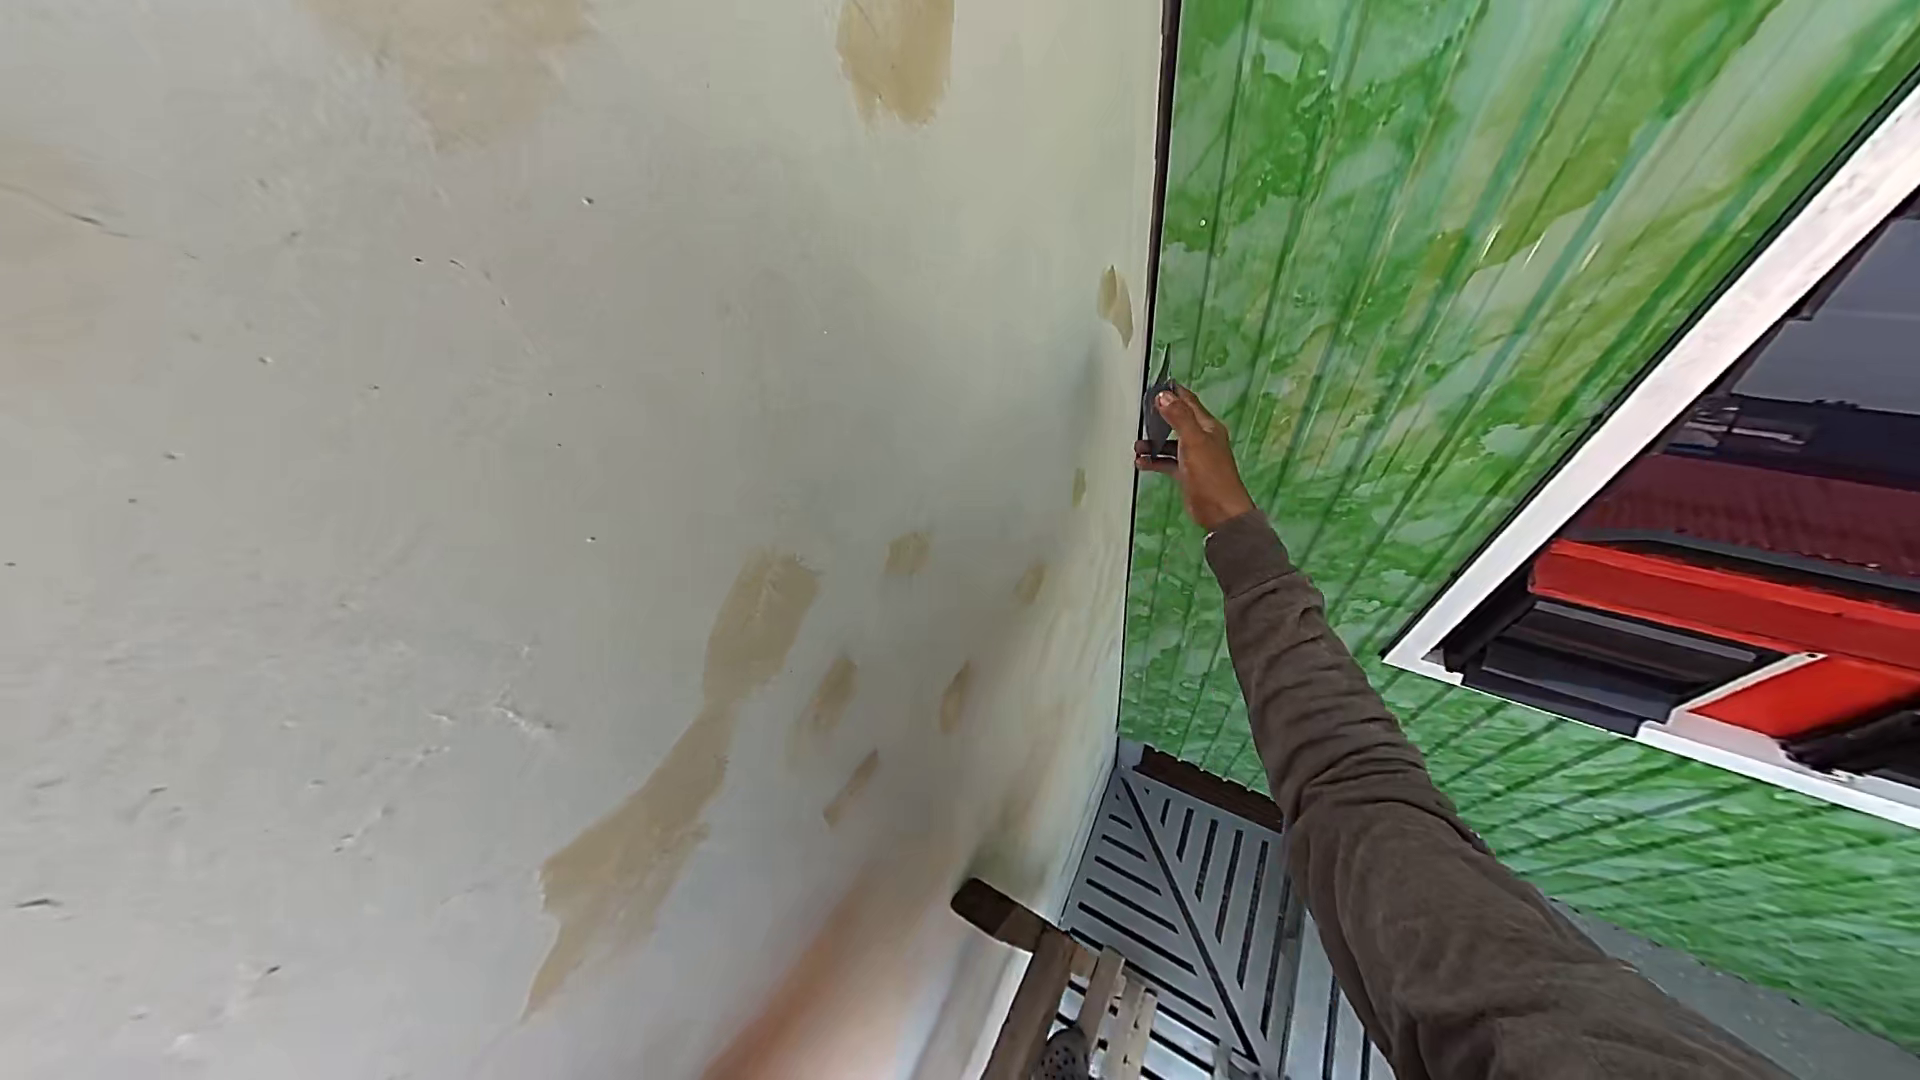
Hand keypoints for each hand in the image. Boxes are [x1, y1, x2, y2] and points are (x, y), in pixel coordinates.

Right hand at [1135, 384, 1256, 530]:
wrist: (1219, 510)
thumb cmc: (1211, 475)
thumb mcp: (1193, 441)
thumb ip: (1178, 417)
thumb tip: (1164, 397)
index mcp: (1208, 427)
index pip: (1189, 402)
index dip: (1174, 393)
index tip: (1158, 387)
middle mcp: (1202, 439)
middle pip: (1177, 421)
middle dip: (1159, 418)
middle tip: (1143, 416)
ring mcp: (1194, 457)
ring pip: (1169, 443)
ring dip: (1153, 443)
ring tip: (1139, 446)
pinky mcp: (1187, 473)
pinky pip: (1167, 462)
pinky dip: (1154, 461)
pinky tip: (1142, 463)